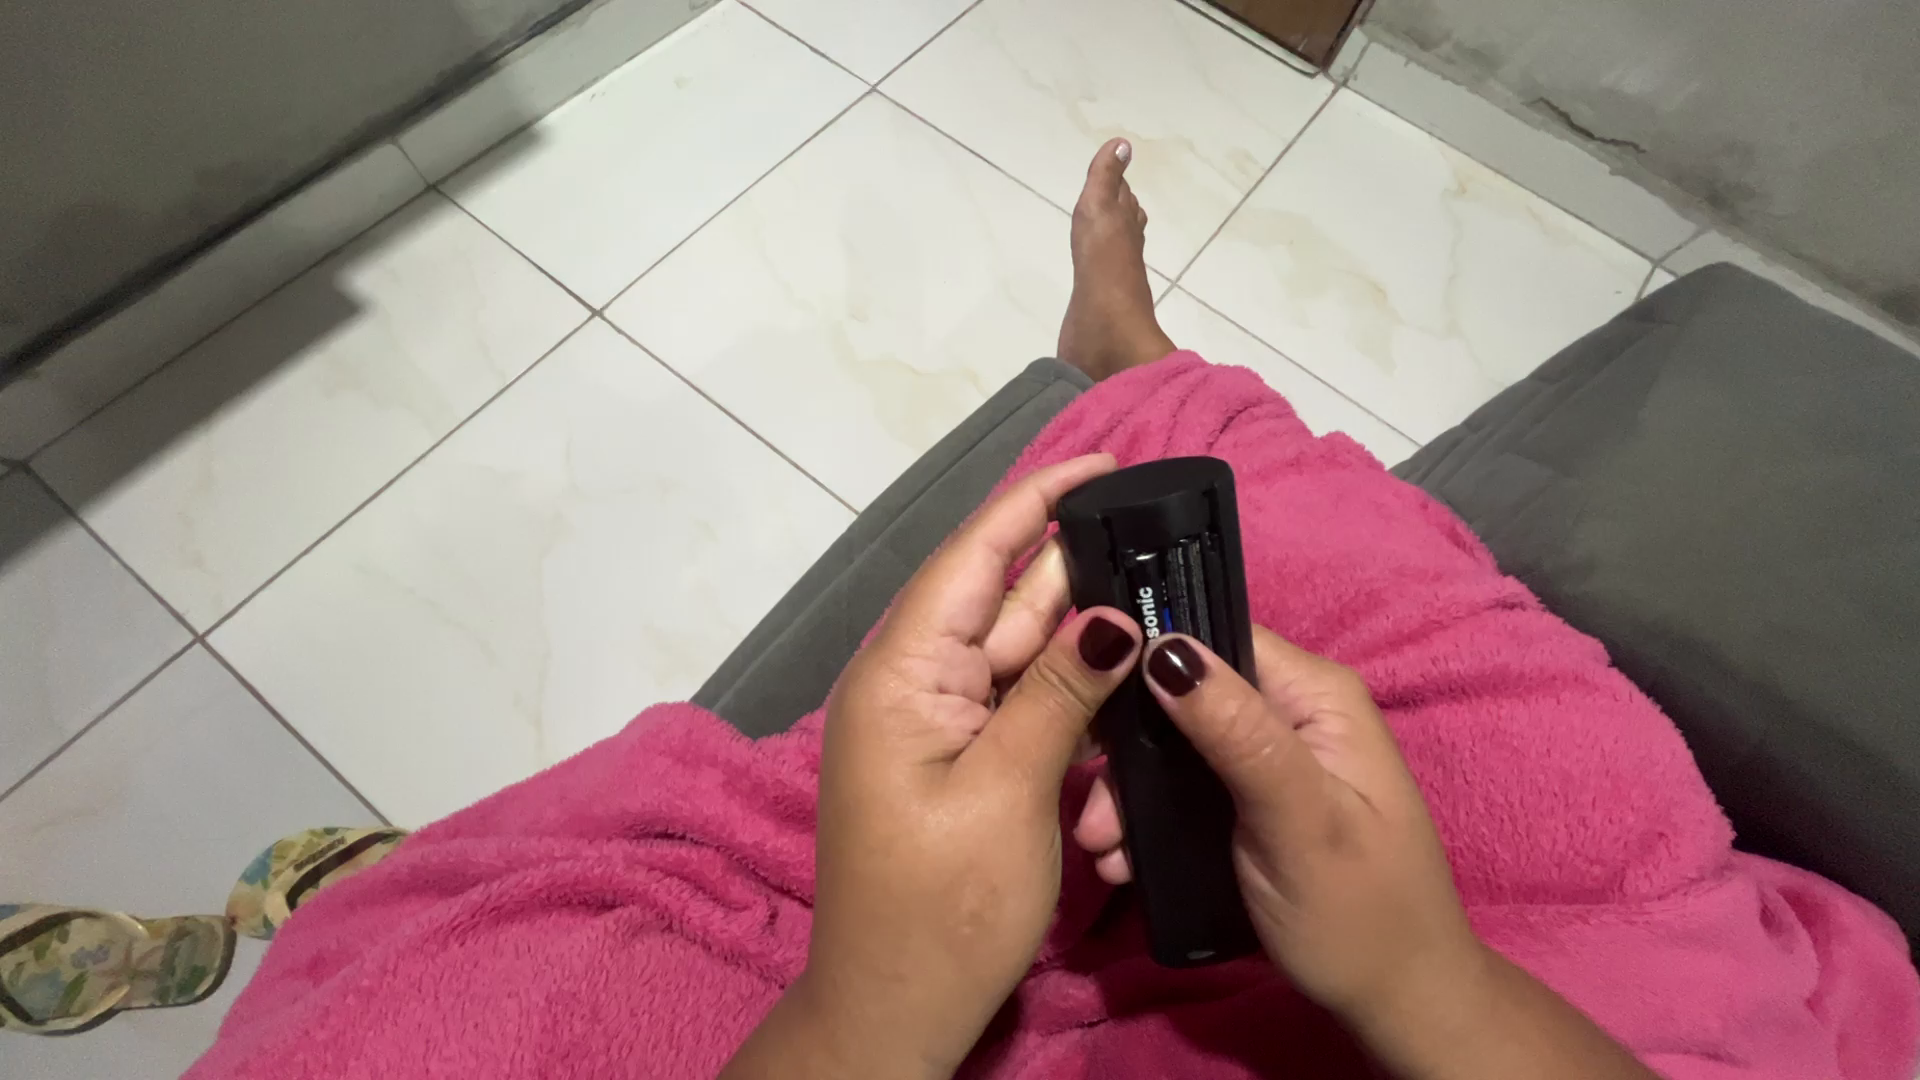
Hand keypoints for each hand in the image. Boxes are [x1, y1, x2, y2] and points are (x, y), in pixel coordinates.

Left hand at [724, 453, 1145, 1079]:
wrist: (896, 1010)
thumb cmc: (942, 909)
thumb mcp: (1009, 791)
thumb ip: (1059, 692)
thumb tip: (1114, 616)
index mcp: (904, 670)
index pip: (973, 556)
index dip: (1035, 501)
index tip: (1100, 465)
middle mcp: (915, 676)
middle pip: (1002, 596)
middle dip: (1073, 563)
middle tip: (1154, 539)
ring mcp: (938, 714)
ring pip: (1017, 644)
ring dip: (1077, 622)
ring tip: (1152, 588)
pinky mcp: (961, 748)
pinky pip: (1019, 693)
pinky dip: (1066, 678)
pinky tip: (1118, 661)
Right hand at [1075, 629, 1656, 1078]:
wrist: (1396, 1002)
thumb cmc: (1358, 914)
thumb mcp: (1298, 821)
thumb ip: (1237, 732)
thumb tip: (1163, 647)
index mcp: (1312, 693)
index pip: (1214, 634)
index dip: (1146, 656)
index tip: (1088, 704)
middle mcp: (1287, 707)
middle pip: (1181, 691)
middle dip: (1127, 745)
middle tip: (1091, 808)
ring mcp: (1266, 750)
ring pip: (1171, 740)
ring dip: (1128, 789)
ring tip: (1101, 846)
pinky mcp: (1245, 789)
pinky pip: (1178, 779)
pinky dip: (1145, 813)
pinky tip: (1121, 855)